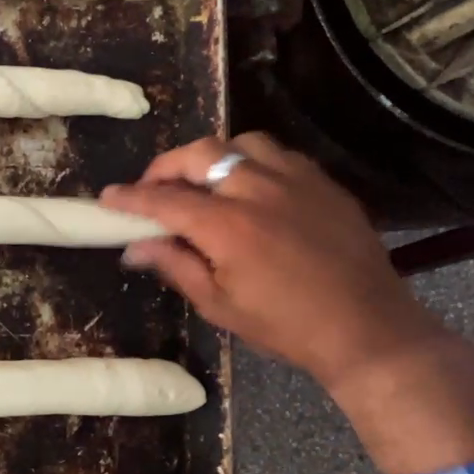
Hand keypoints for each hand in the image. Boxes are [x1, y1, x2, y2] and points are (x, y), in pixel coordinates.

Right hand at [99, 132, 449, 392]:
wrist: (367, 329)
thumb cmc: (283, 326)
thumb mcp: (217, 304)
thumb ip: (175, 265)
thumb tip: (135, 247)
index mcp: (229, 227)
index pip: (165, 200)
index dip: (130, 198)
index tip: (107, 198)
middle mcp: (261, 192)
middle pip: (202, 153)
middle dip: (166, 166)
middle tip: (153, 189)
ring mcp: (299, 183)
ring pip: (243, 144)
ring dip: (212, 158)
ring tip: (202, 183)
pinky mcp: (325, 186)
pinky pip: (280, 156)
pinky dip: (251, 163)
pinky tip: (247, 190)